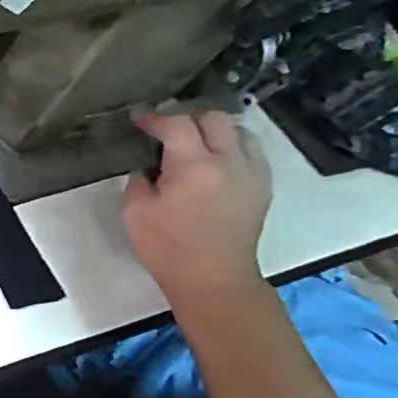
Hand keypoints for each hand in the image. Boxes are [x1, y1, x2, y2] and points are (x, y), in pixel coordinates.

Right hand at [122, 110, 270, 299]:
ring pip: (239, 130)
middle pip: (214, 118)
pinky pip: (251, 152)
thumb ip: (138, 181)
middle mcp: (229, 161)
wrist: (214, 279)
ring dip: (214, 131)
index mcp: (194, 166)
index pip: (176, 124)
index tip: (140, 122)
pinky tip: (215, 162)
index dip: (154, 118)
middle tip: (167, 131)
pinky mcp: (263, 187)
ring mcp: (252, 173)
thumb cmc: (168, 248)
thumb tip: (148, 169)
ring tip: (194, 143)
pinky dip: (232, 148)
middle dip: (187, 118)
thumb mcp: (134, 213)